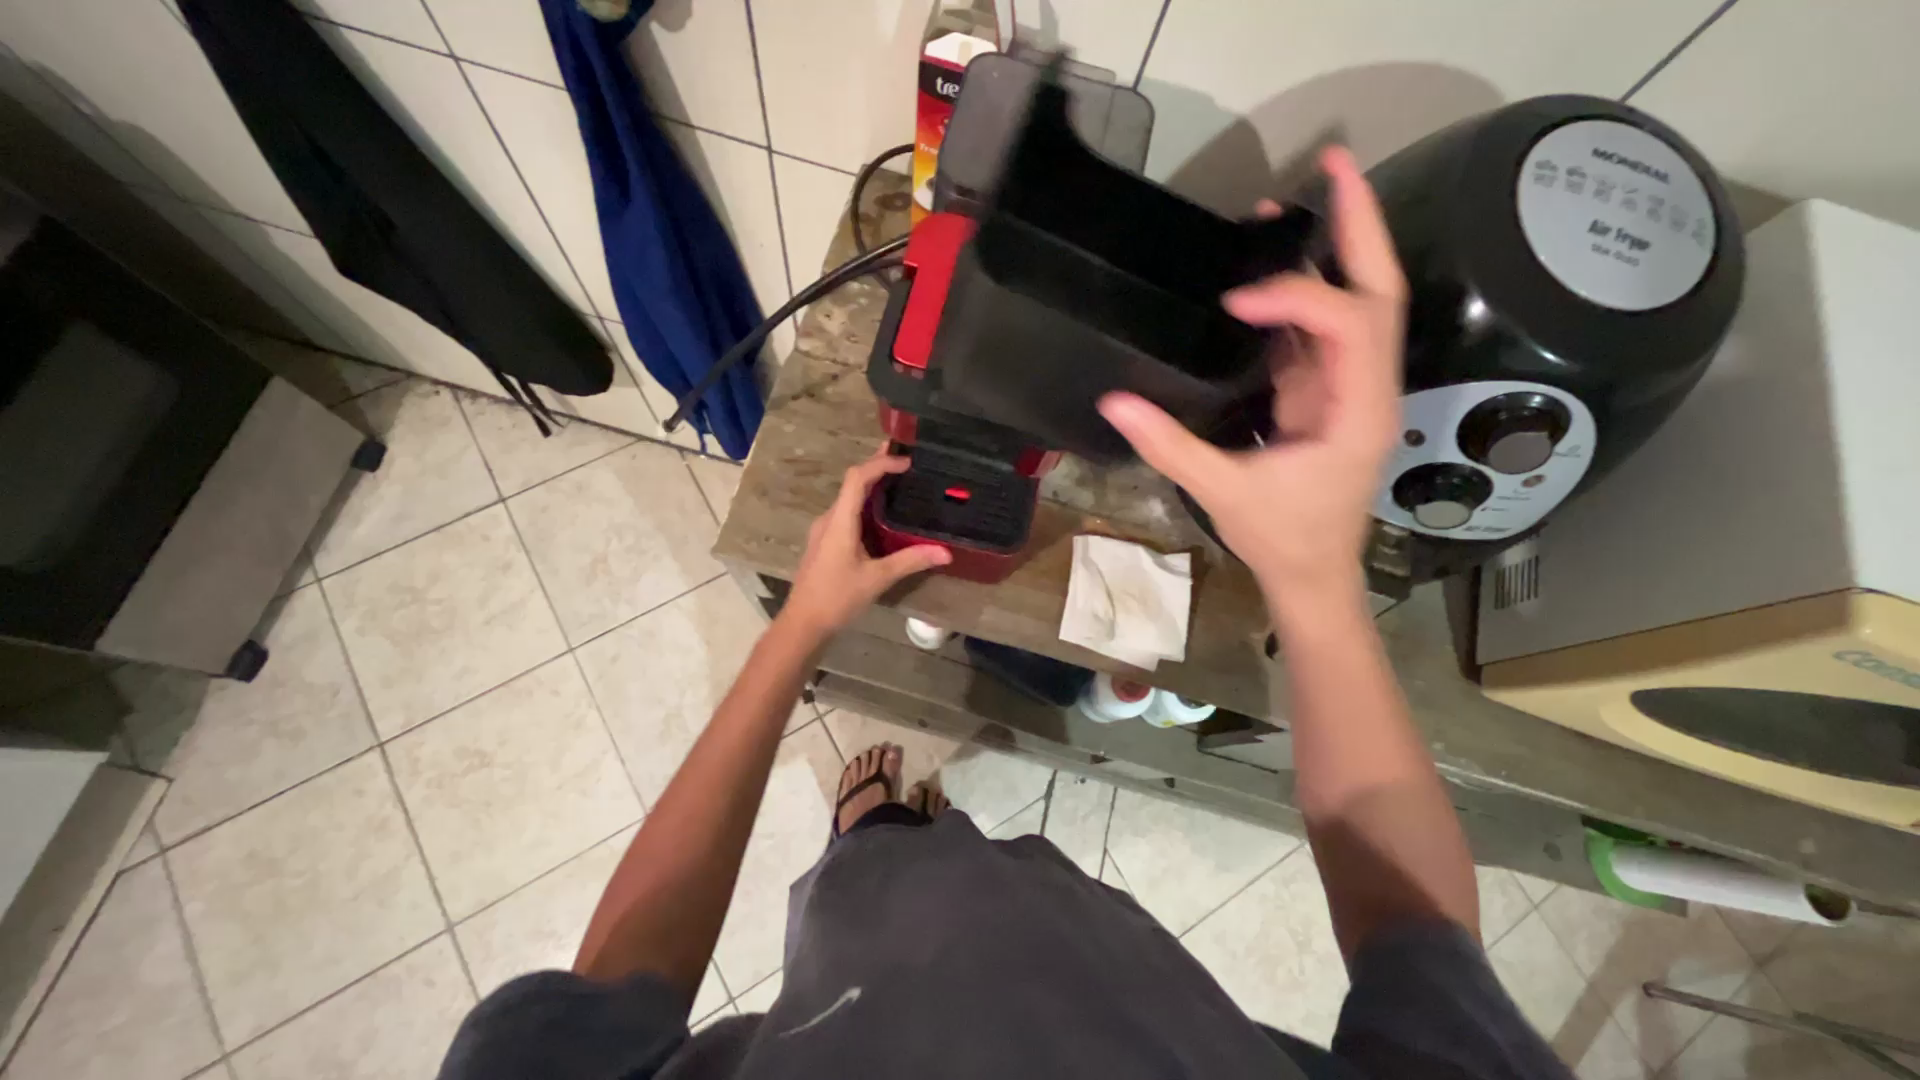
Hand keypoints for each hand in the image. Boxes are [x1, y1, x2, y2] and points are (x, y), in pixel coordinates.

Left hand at [782, 448, 951, 635]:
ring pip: (849, 498)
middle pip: (852, 483)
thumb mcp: (877, 579)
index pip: (857, 478)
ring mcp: (824, 531)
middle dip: (877, 468)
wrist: (803, 623)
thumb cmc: (837, 598)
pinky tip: (882, 515)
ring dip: (871, 486)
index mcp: (839, 521)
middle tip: (905, 459)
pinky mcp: (825, 542)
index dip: (880, 464)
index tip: (906, 462)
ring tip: (898, 481)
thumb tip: (946, 552)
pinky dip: (865, 505)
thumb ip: (910, 561)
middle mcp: (829, 519)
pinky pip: (846, 513)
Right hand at [1097, 146, 1405, 612]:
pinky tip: (1270, 267)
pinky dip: (1303, 292)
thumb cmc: (1282, 538)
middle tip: (1333, 163)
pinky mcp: (1328, 392)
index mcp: (1358, 409)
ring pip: (1360, 301)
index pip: (1347, 324)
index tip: (1236, 300)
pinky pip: (1324, 329)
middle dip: (1359, 224)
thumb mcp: (1223, 492)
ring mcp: (1351, 386)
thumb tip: (1113, 401)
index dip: (1296, 296)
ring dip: (1335, 248)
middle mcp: (1368, 386)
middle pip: (1379, 289)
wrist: (1314, 573)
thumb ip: (1169, 445)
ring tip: (1304, 194)